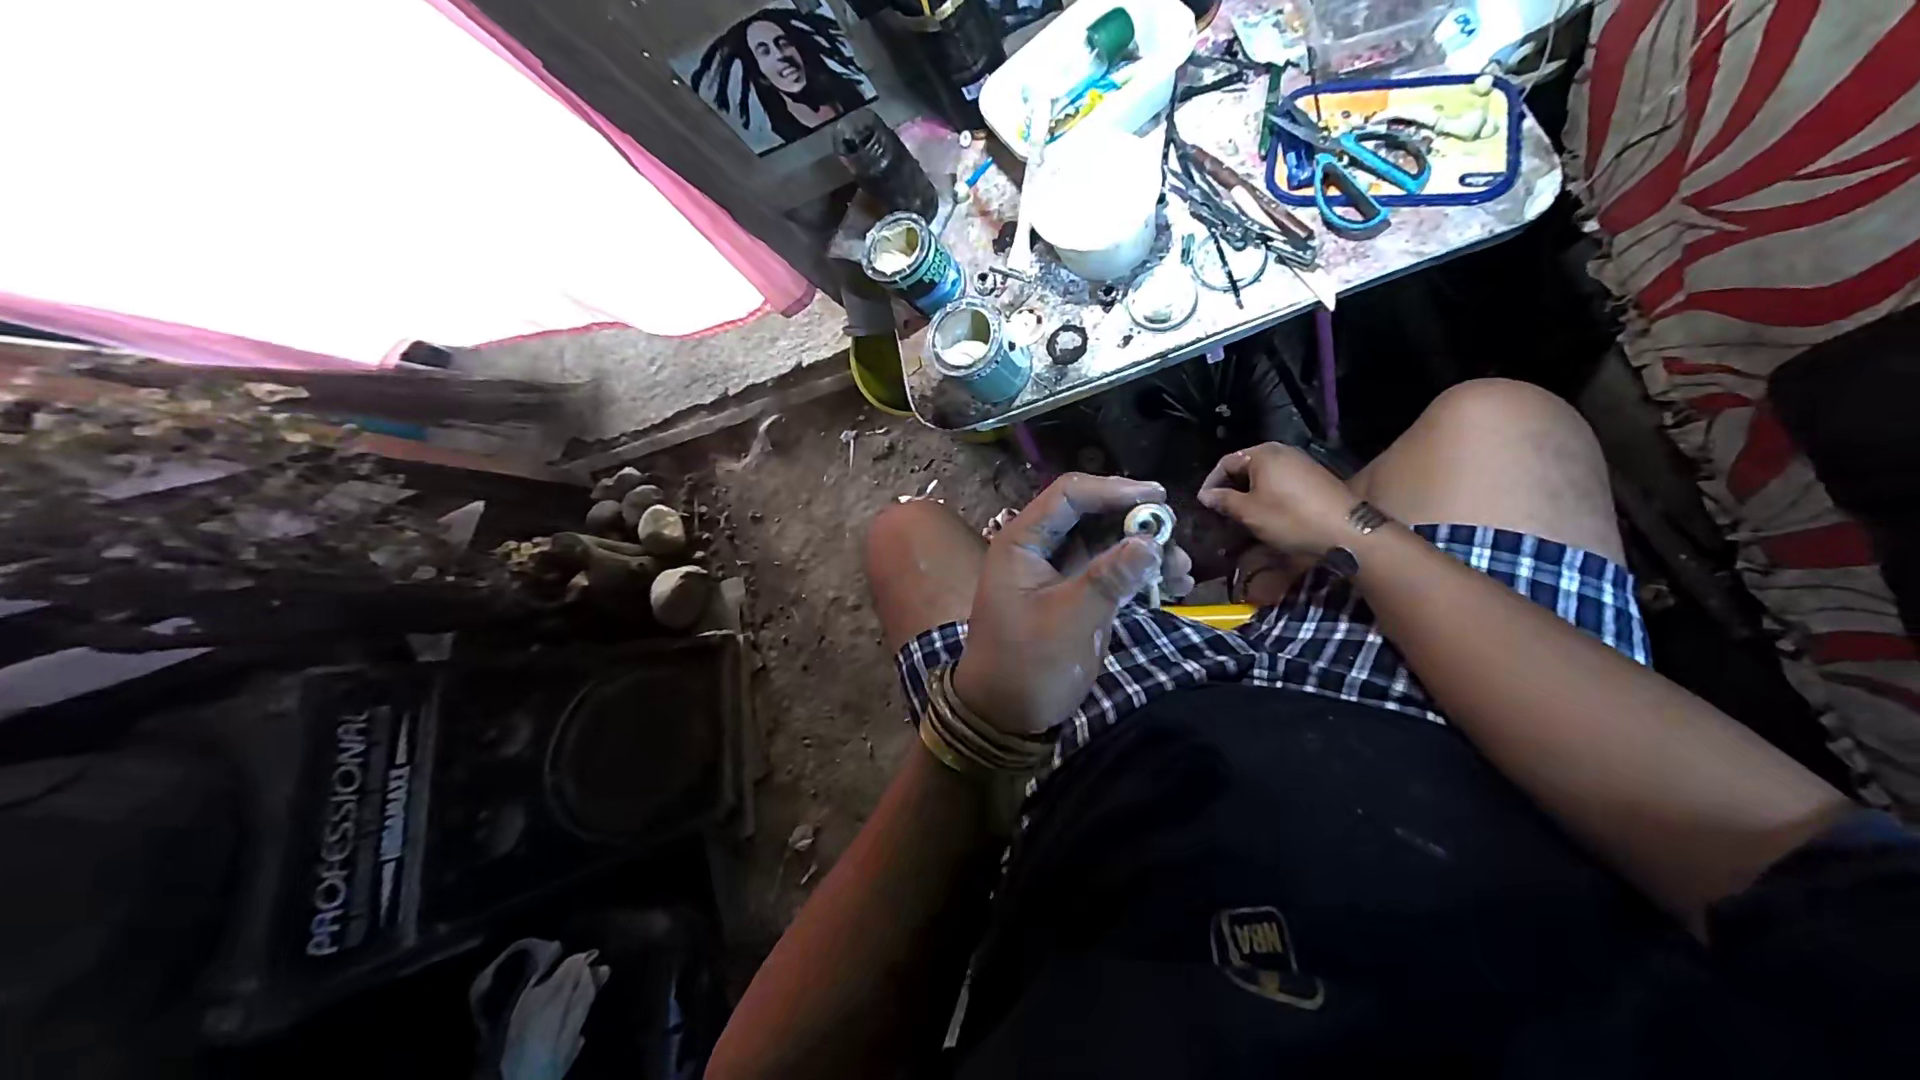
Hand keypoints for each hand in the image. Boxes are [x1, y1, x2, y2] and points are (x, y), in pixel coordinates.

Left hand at [952, 473, 1169, 734]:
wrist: (1005, 714)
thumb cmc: (1025, 665)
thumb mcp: (1067, 620)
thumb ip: (1108, 579)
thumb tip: (1151, 542)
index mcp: (1023, 542)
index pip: (1069, 496)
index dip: (1113, 490)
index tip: (1157, 498)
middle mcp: (1041, 549)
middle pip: (1094, 516)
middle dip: (1137, 524)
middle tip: (1176, 539)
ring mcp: (1061, 573)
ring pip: (1108, 544)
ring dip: (1145, 551)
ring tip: (1183, 570)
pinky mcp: (1077, 597)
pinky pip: (1112, 573)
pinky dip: (1140, 575)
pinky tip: (1174, 584)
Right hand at [1197, 443, 1357, 556]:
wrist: (1347, 532)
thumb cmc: (1290, 518)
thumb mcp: (1249, 512)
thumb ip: (1223, 500)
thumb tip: (1206, 495)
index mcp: (1263, 454)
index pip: (1226, 463)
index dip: (1211, 484)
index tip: (1204, 505)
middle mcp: (1283, 452)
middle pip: (1246, 468)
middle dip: (1230, 490)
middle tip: (1220, 513)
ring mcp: (1302, 464)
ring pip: (1264, 477)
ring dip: (1249, 496)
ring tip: (1241, 518)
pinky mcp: (1315, 479)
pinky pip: (1281, 484)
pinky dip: (1268, 497)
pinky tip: (1266, 516)